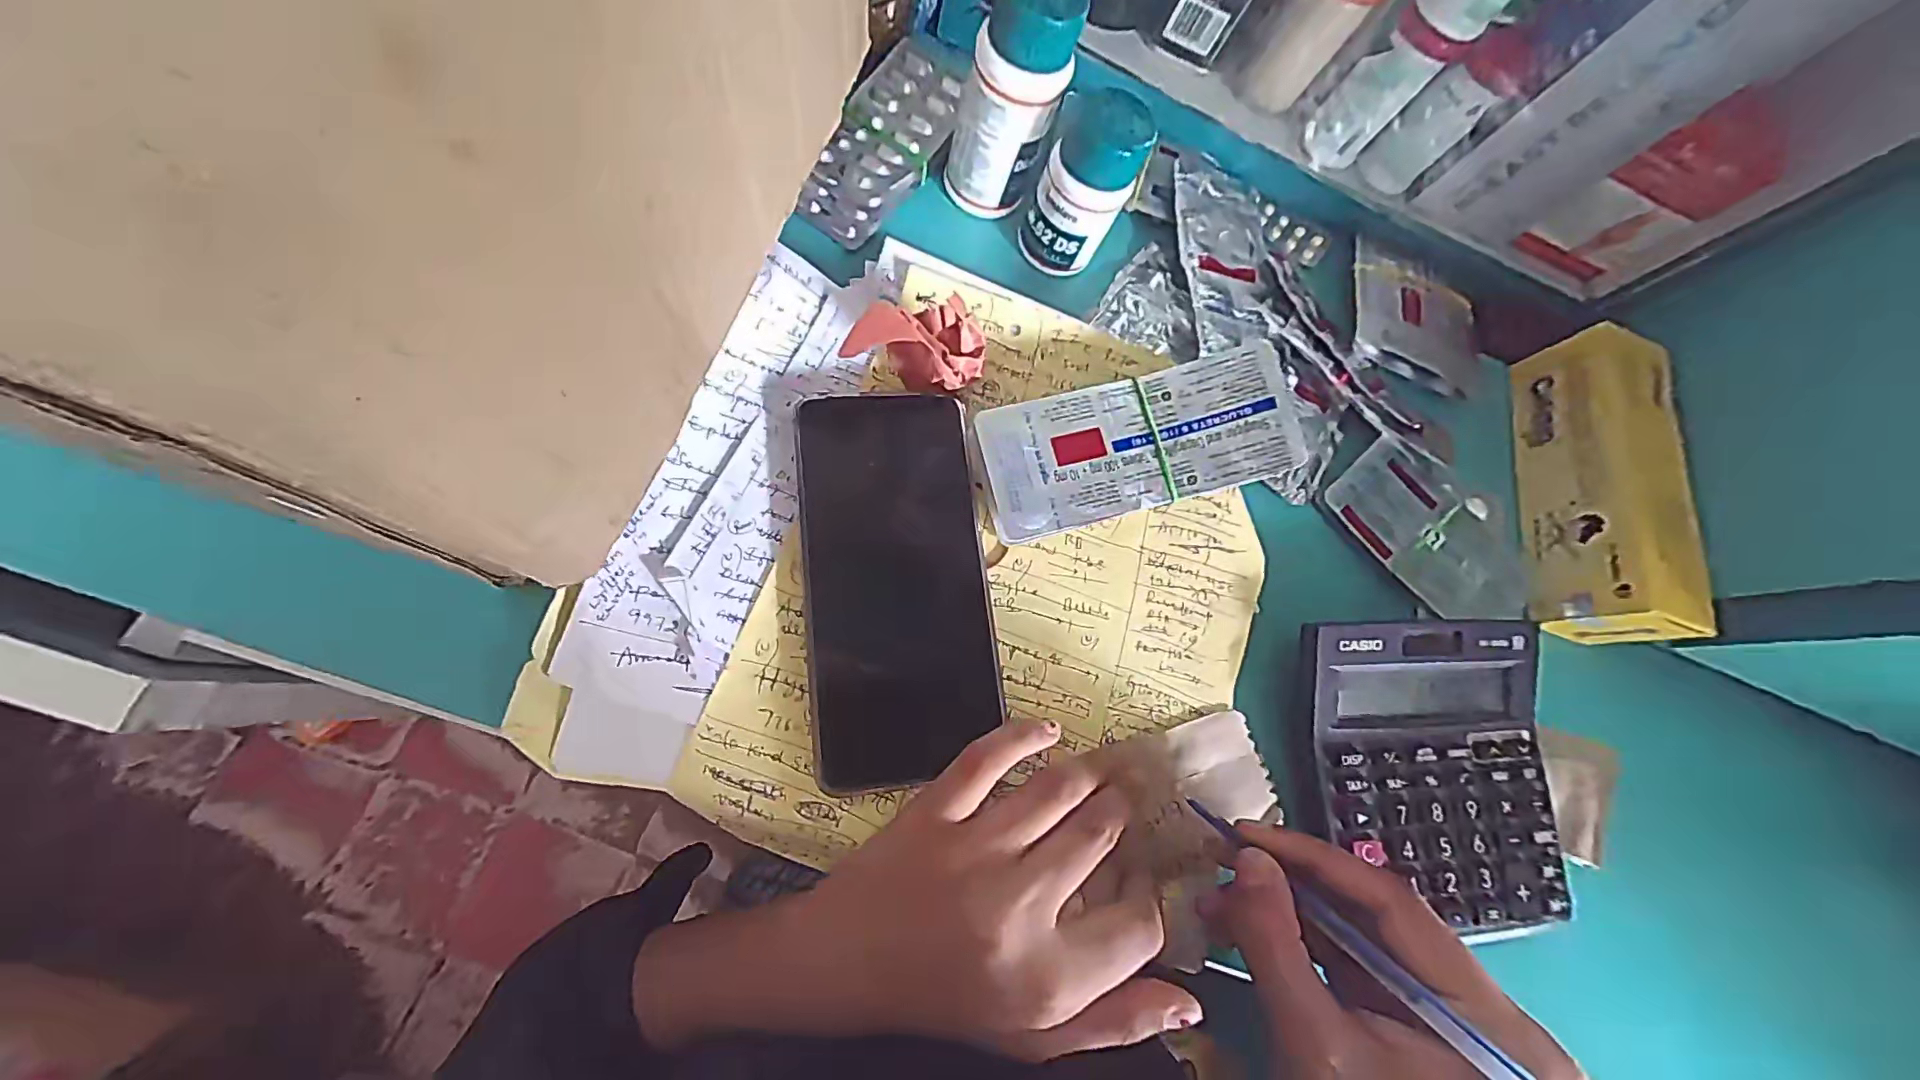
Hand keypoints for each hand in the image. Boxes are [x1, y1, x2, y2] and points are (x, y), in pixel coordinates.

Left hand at [634, 720, 1199, 1058]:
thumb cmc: (946, 999)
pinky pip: (988, 757)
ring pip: (1056, 791)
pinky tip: (1050, 730)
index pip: (1138, 927)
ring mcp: (973, 849)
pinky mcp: (935, 810)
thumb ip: (1113, 1021)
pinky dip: (1024, 734)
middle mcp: (1017, 905)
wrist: (848, 961)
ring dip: (1092, 773)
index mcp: (1046, 974)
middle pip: (1100, 839)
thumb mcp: (1031, 1036)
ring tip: (1109, 768)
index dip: (1153, 901)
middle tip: (1131, 802)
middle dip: (1124, 815)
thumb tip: (1188, 997)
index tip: (1143, 883)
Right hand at [1208, 824, 1582, 1079]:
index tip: (1246, 835)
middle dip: (1289, 886)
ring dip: (1289, 915)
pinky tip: (1258, 937)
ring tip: (1224, 907)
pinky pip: (1358, 969)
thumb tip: (1247, 860)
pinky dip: (1305, 947)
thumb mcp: (1315, 1043)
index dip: (1311, 855)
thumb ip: (1278, 945)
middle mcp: (1480, 1006)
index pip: (1388, 897)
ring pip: (1361, 940)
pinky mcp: (1420, 1033)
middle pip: (1374, 915)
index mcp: (1483, 1012)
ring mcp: (1451, 1021)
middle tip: (1223, 871)